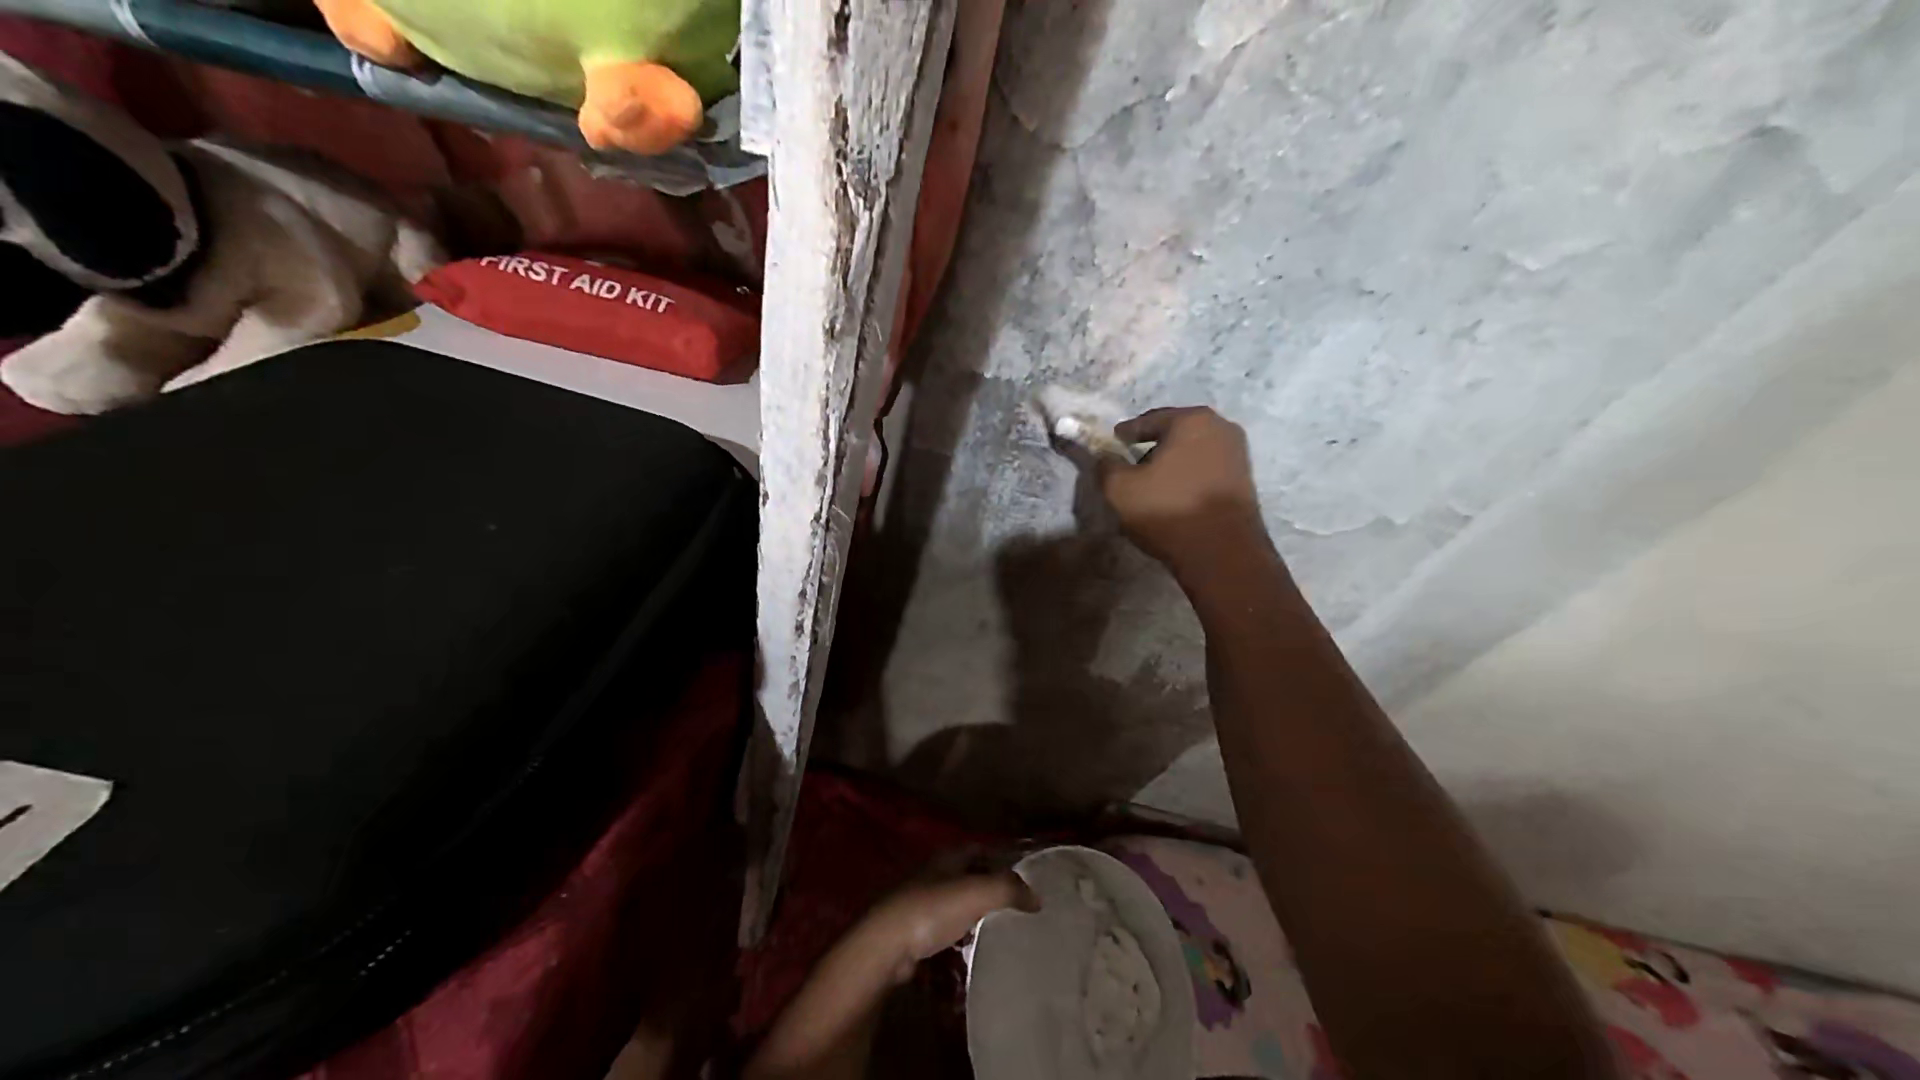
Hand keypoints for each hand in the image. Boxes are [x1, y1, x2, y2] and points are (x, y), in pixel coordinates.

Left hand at [851, 870, 1039, 983]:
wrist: (886, 944)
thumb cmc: (932, 909)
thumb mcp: (978, 892)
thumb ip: (1010, 889)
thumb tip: (1036, 897)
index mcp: (948, 857)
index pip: (980, 847)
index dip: (1002, 856)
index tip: (1024, 874)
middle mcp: (933, 873)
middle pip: (968, 873)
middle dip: (990, 883)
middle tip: (1017, 902)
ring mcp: (920, 900)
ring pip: (956, 899)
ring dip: (975, 909)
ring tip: (1001, 925)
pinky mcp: (913, 929)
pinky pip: (945, 925)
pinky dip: (960, 931)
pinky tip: (972, 945)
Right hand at [1100, 406, 1265, 569]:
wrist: (1222, 553)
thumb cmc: (1168, 510)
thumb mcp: (1120, 488)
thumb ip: (1105, 466)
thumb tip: (1104, 458)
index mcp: (1191, 420)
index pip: (1148, 420)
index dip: (1125, 433)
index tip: (1112, 444)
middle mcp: (1220, 427)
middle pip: (1174, 433)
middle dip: (1151, 447)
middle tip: (1130, 464)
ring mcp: (1238, 453)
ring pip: (1192, 451)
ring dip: (1171, 463)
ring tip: (1151, 483)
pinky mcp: (1245, 479)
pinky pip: (1206, 469)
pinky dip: (1188, 477)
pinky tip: (1174, 495)